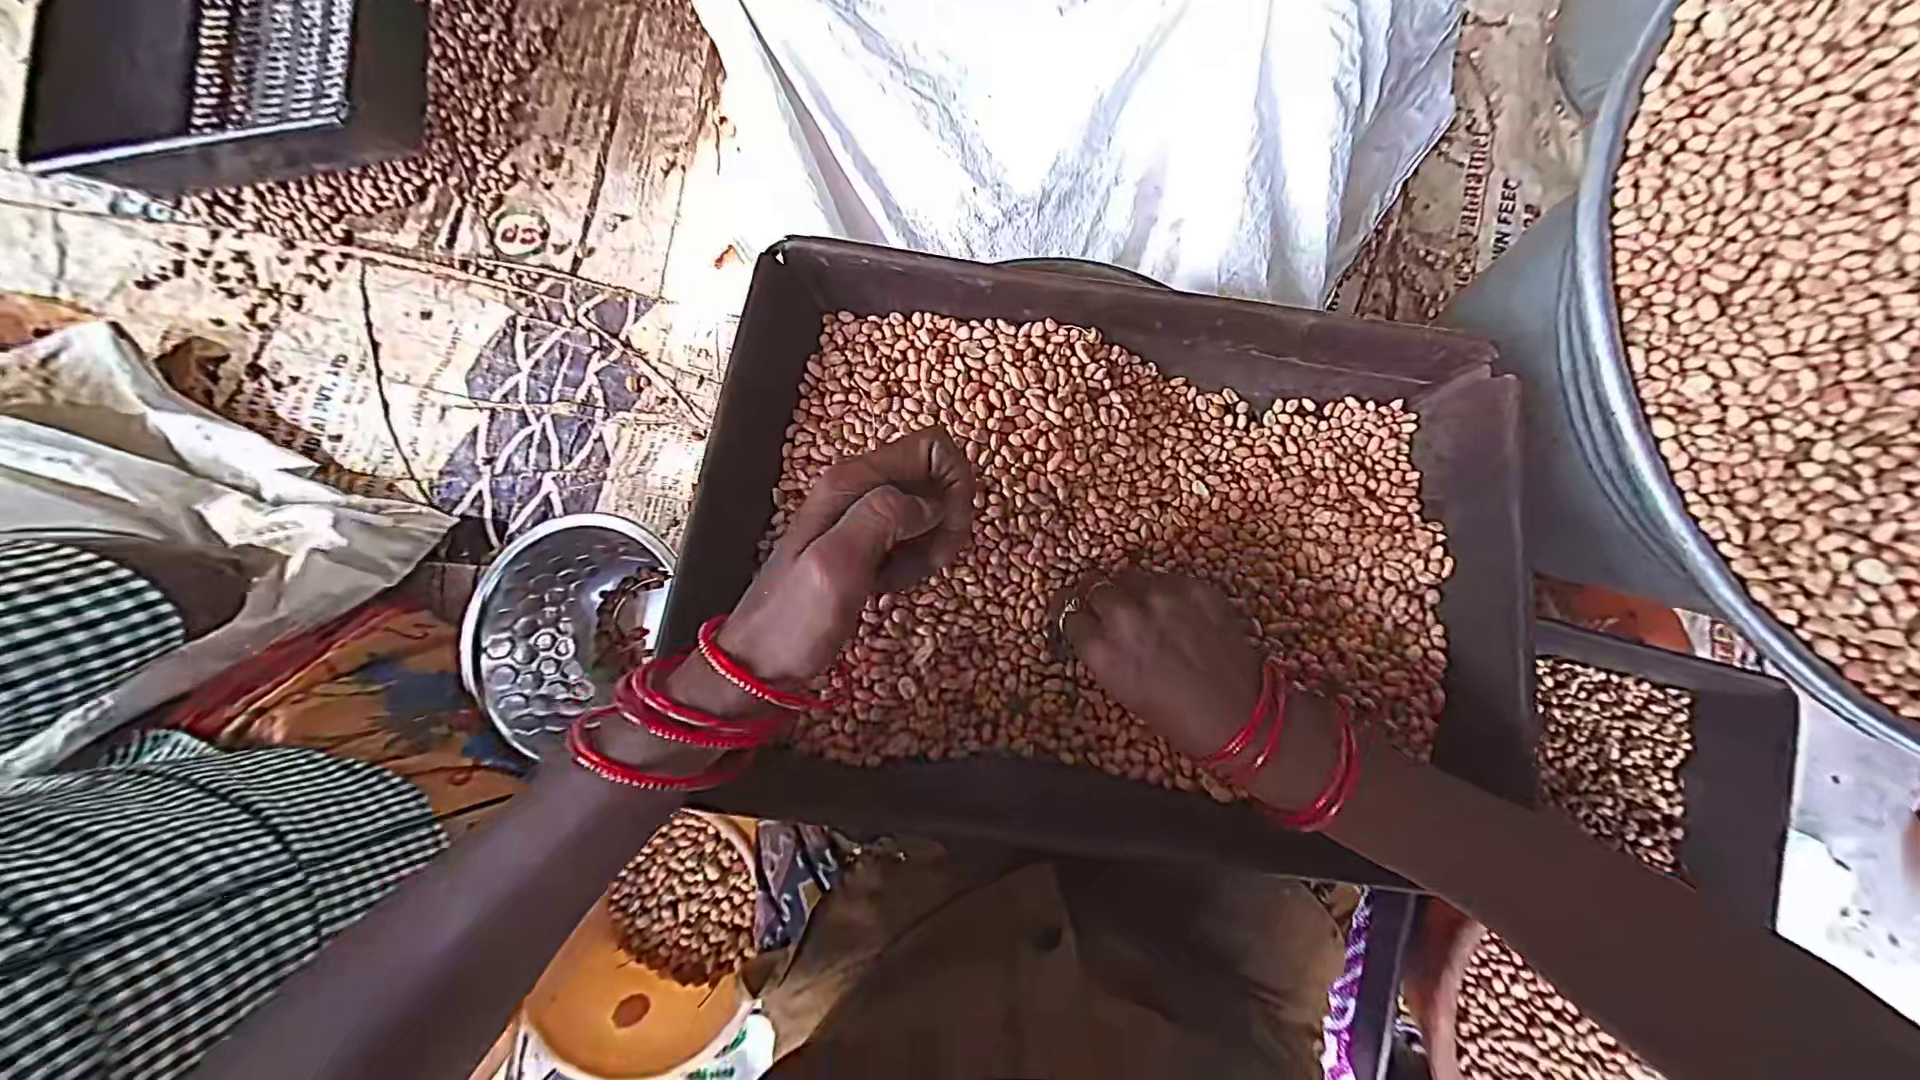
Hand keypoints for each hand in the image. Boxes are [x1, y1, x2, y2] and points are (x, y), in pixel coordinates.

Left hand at [714, 426, 975, 686]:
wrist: (761, 660)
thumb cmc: (795, 618)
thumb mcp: (836, 564)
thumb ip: (882, 517)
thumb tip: (931, 503)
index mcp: (852, 482)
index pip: (931, 447)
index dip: (954, 485)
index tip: (947, 532)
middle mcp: (858, 488)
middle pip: (935, 478)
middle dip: (948, 519)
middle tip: (930, 562)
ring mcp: (862, 515)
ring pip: (929, 510)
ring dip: (933, 544)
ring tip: (901, 578)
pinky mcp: (866, 542)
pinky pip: (913, 538)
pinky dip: (917, 560)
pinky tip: (891, 584)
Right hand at [1060, 571, 1263, 759]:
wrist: (1242, 716)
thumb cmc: (1176, 717)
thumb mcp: (1121, 688)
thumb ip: (1102, 651)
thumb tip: (1093, 626)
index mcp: (1101, 650)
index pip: (1068, 612)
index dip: (1071, 612)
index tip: (1074, 611)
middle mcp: (1125, 617)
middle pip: (1094, 586)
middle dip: (1097, 596)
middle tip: (1107, 606)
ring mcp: (1161, 598)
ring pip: (1128, 574)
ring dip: (1129, 589)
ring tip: (1144, 608)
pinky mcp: (1194, 587)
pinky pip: (1165, 578)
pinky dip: (1164, 590)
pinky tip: (1175, 611)